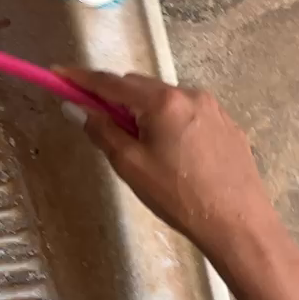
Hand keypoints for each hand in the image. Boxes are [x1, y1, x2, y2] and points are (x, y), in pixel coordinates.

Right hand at [58, 69, 283, 266]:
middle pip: (138, 86)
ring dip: (145, 111)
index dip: (81, 78)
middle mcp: (189, 95)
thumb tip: (75, 107)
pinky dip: (169, 121)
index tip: (58, 73)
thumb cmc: (178, 196)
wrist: (240, 226)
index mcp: (162, 102)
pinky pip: (187, 112)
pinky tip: (174, 154)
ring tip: (144, 148)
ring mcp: (213, 109)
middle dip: (116, 99)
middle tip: (105, 127)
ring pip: (164, 99)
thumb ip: (100, 130)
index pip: (111, 82)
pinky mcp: (228, 125)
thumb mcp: (129, 165)